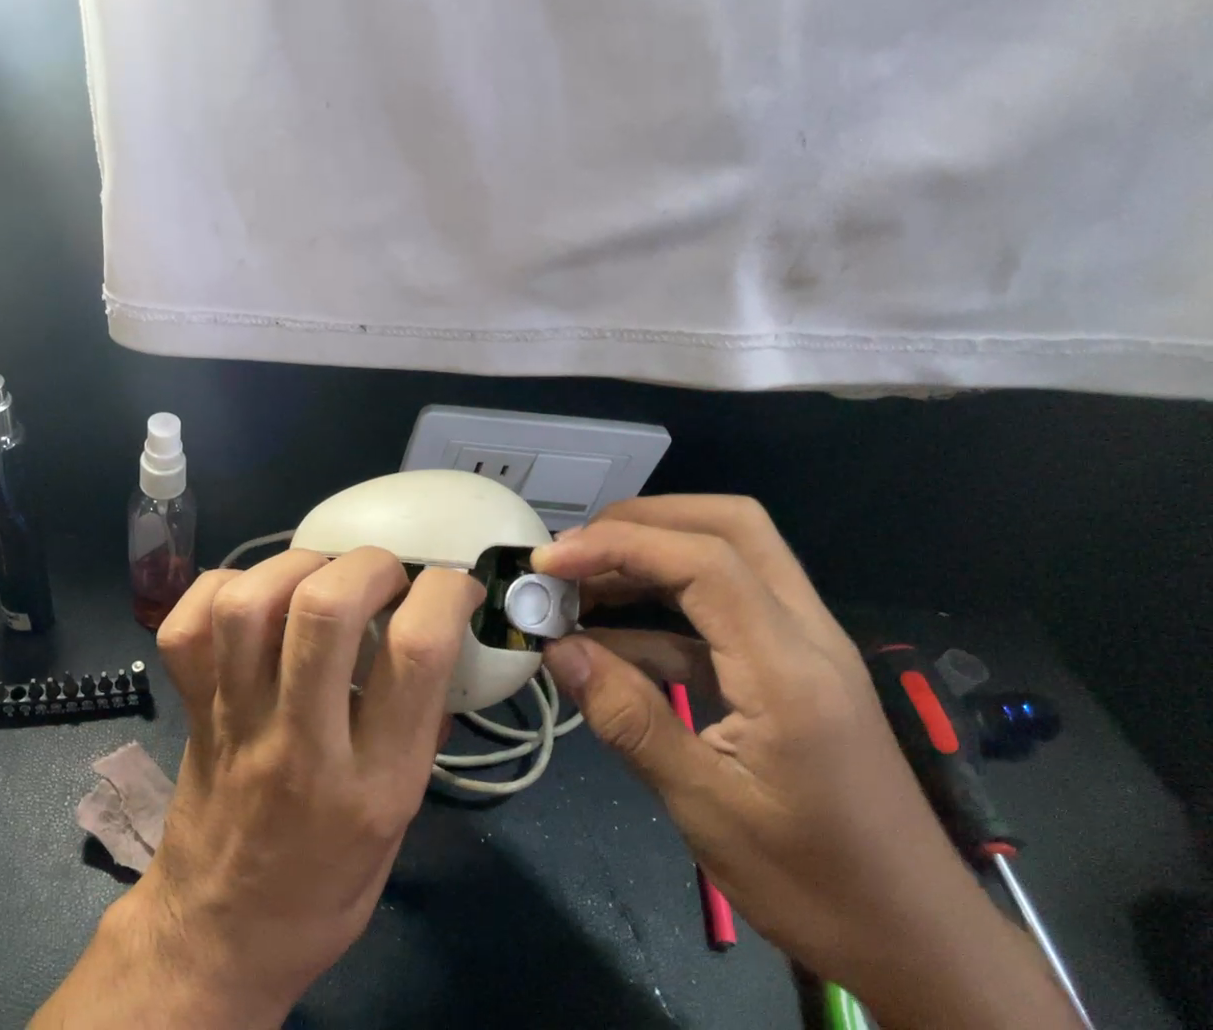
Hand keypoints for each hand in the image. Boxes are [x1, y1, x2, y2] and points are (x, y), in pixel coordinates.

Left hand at [34, 548, 484, 1028]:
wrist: (218, 936)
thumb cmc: (323, 892)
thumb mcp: (398, 828)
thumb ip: (417, 739)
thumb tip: (434, 657)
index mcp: (373, 783)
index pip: (415, 654)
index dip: (443, 593)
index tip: (451, 585)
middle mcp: (301, 742)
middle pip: (324, 610)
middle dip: (368, 565)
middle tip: (385, 574)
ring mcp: (234, 720)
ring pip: (248, 605)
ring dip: (294, 566)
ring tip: (320, 575)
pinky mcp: (190, 708)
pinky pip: (188, 625)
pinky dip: (221, 589)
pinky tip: (254, 597)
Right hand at [532, 496, 1081, 1029]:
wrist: (911, 935)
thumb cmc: (810, 880)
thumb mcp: (704, 806)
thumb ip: (628, 718)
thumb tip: (557, 648)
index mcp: (790, 669)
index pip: (706, 562)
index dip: (620, 545)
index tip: (548, 562)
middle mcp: (806, 637)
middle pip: (732, 528)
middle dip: (642, 523)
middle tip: (568, 555)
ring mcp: (802, 651)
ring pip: (729, 561)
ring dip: (647, 562)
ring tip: (572, 592)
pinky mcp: (790, 673)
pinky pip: (720, 615)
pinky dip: (658, 612)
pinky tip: (604, 642)